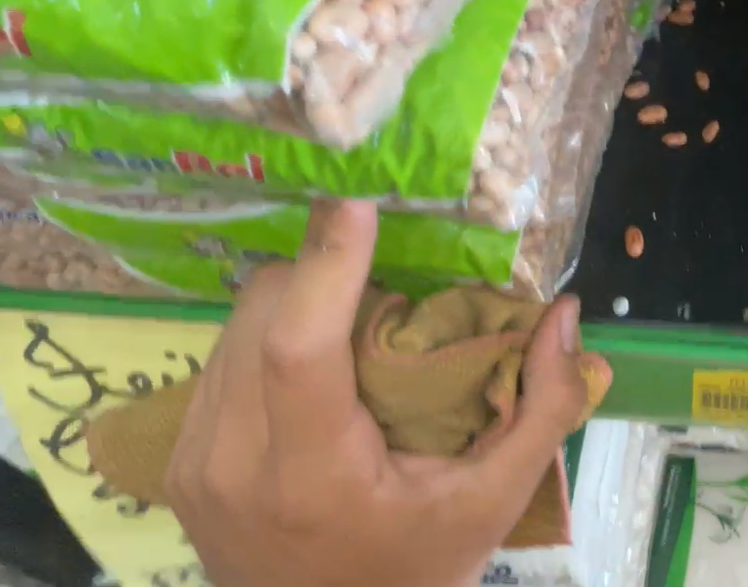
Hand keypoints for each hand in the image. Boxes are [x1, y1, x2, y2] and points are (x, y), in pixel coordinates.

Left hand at [166, 199, 597, 586]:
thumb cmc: (420, 568)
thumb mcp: (501, 495)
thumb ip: (547, 404)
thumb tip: (565, 311)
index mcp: (311, 474)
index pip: (298, 346)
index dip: (327, 263)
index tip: (358, 198)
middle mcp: (232, 461)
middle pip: (261, 312)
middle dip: (325, 267)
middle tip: (392, 273)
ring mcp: (194, 461)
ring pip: (236, 322)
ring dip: (301, 294)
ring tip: (363, 313)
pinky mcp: (182, 459)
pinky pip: (224, 352)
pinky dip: (276, 327)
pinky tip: (322, 352)